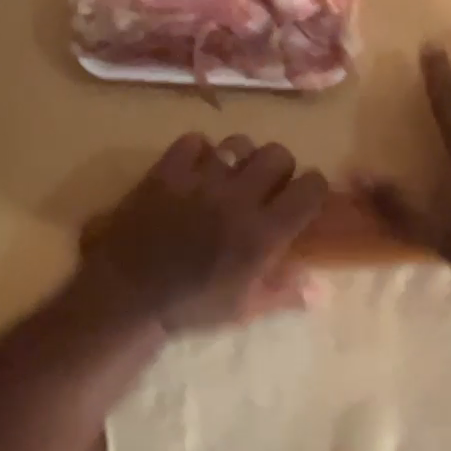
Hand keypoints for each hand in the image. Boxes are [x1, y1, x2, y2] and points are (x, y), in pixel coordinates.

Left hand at [81, 133, 327, 330]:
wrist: (128, 296)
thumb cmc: (190, 307)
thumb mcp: (242, 309)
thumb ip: (284, 293)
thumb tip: (322, 290)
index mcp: (263, 232)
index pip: (309, 188)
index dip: (313, 188)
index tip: (304, 197)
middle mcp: (238, 198)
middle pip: (278, 154)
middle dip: (279, 167)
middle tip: (266, 186)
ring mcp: (201, 180)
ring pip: (238, 143)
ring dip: (240, 157)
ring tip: (230, 175)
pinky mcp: (168, 170)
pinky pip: (194, 141)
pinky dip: (198, 151)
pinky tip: (195, 170)